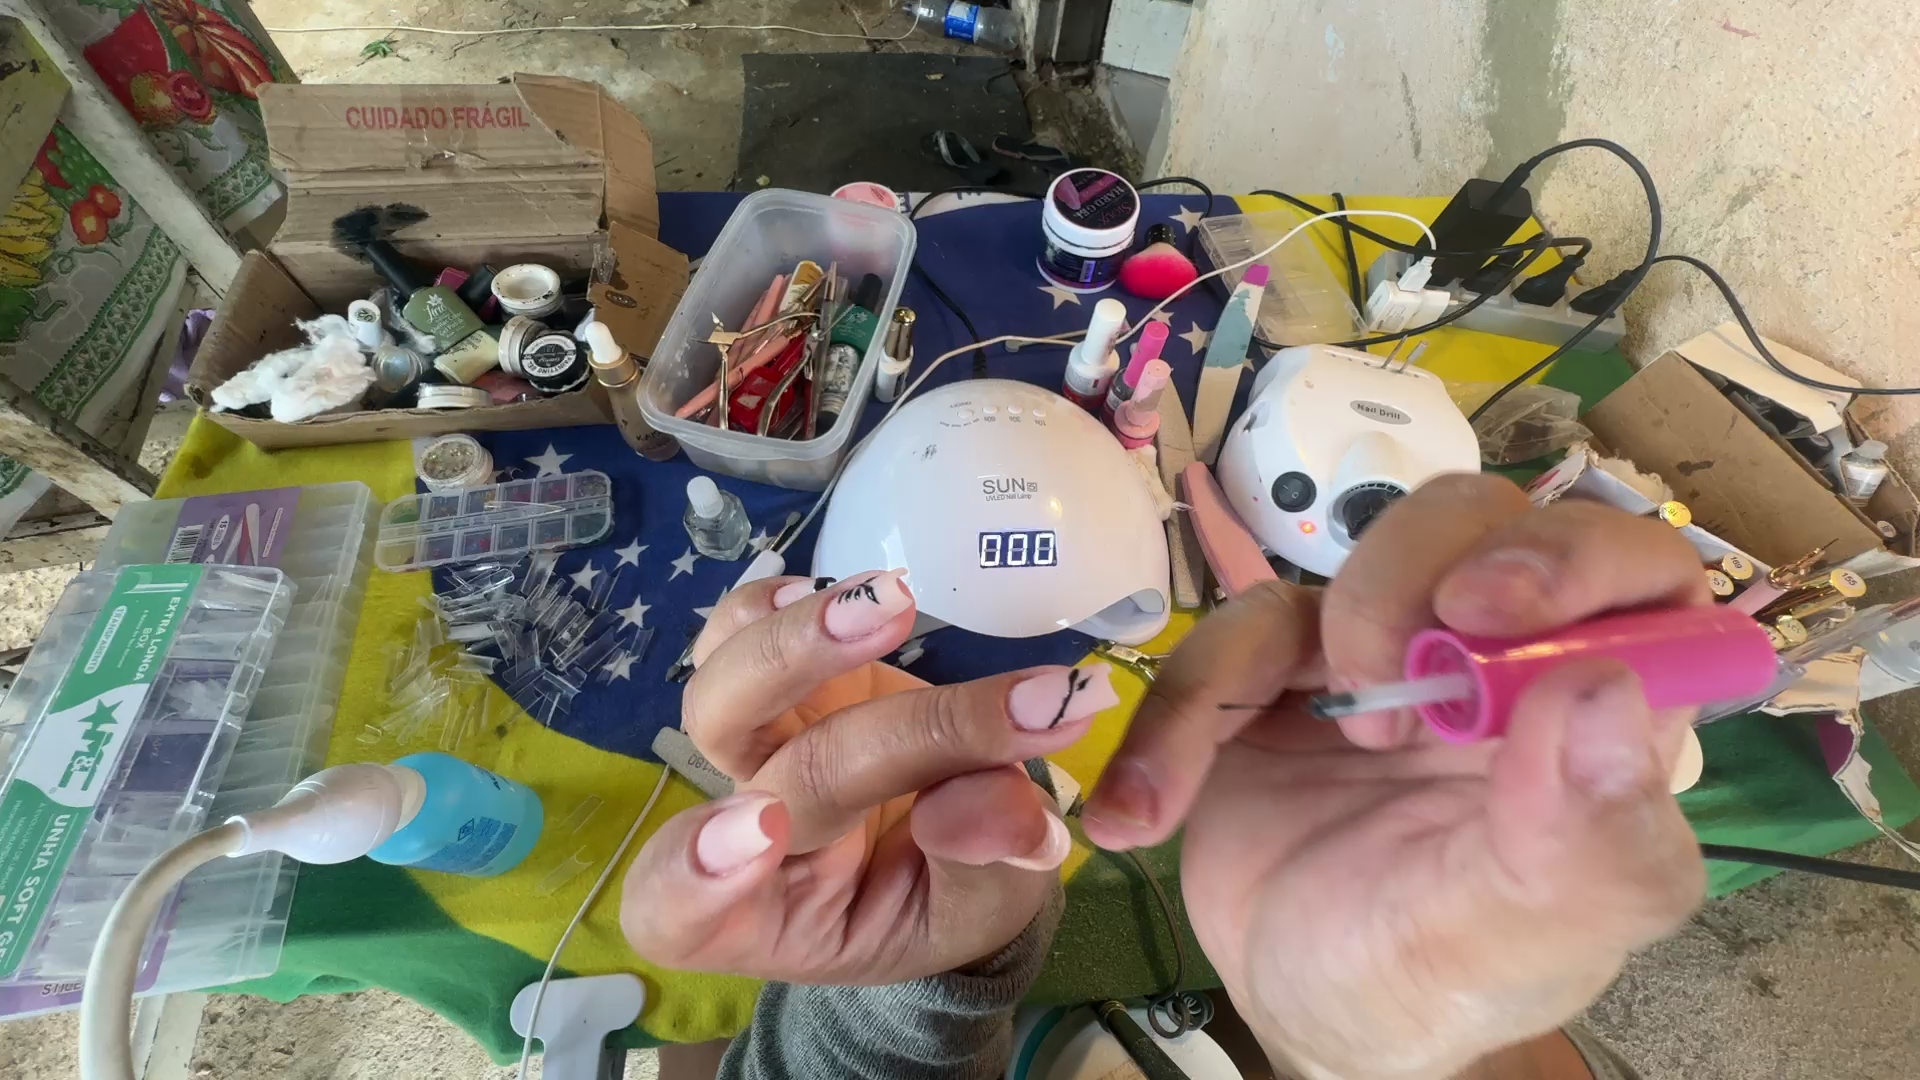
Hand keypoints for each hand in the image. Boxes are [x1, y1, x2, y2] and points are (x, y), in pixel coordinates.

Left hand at [620, 569, 1115, 984]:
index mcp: (772, 913)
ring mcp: (762, 744)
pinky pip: (738, 631)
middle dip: (819, 686)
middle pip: (732, 751)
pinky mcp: (792, 686)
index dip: (699, 871)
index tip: (767, 827)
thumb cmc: (956, 894)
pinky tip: (839, 586)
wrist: (954, 842)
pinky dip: (771, 603)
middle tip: (906, 622)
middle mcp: (746, 824)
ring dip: (798, 633)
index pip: (681, 911)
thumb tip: (999, 799)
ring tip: (894, 598)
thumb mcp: (990, 908)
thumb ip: (991, 865)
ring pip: (721, 682)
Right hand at [1082, 477, 1709, 1079]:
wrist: (1284, 996)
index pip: (1625, 572)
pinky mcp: (1264, 669)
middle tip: (1359, 679)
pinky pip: (1214, 644)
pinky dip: (1166, 722)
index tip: (1480, 613)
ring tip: (1197, 784)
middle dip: (1395, 580)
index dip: (1567, 558)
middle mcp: (1474, 661)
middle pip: (1457, 523)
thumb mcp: (1504, 941)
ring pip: (1312, 576)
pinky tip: (1136, 809)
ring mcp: (1358, 655)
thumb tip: (1605, 691)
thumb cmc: (1415, 981)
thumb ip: (1582, 842)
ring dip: (1242, 666)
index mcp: (1574, 714)